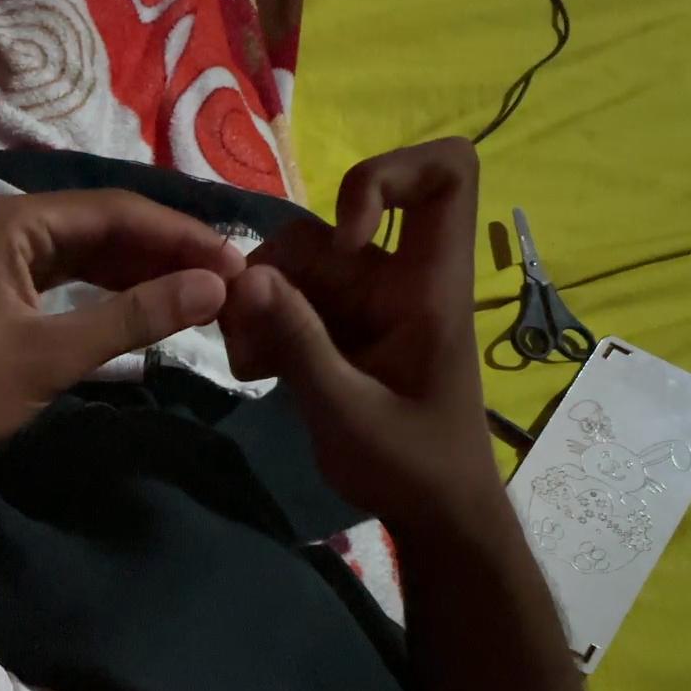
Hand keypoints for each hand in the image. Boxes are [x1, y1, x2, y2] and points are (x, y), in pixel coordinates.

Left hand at [0, 189, 245, 483]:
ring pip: (86, 253)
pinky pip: (65, 279)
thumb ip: (133, 318)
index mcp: (13, 222)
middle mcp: (7, 225)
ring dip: (139, 272)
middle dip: (164, 252)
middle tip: (227, 279)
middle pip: (103, 226)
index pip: (115, 212)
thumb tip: (215, 286)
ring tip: (199, 293)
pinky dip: (106, 293)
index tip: (236, 261)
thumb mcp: (53, 355)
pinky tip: (146, 304)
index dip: (180, 236)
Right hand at [218, 138, 500, 533]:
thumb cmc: (411, 464)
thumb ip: (298, 342)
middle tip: (245, 337)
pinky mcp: (335, 334)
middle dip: (272, 276)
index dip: (387, 178)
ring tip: (250, 366)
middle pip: (321, 235)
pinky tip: (257, 372)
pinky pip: (285, 308)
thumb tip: (245, 277)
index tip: (342, 238)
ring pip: (291, 273)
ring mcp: (359, 308)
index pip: (445, 177)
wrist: (432, 513)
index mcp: (427, 286)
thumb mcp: (346, 408)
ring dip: (255, 312)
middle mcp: (392, 283)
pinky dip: (261, 332)